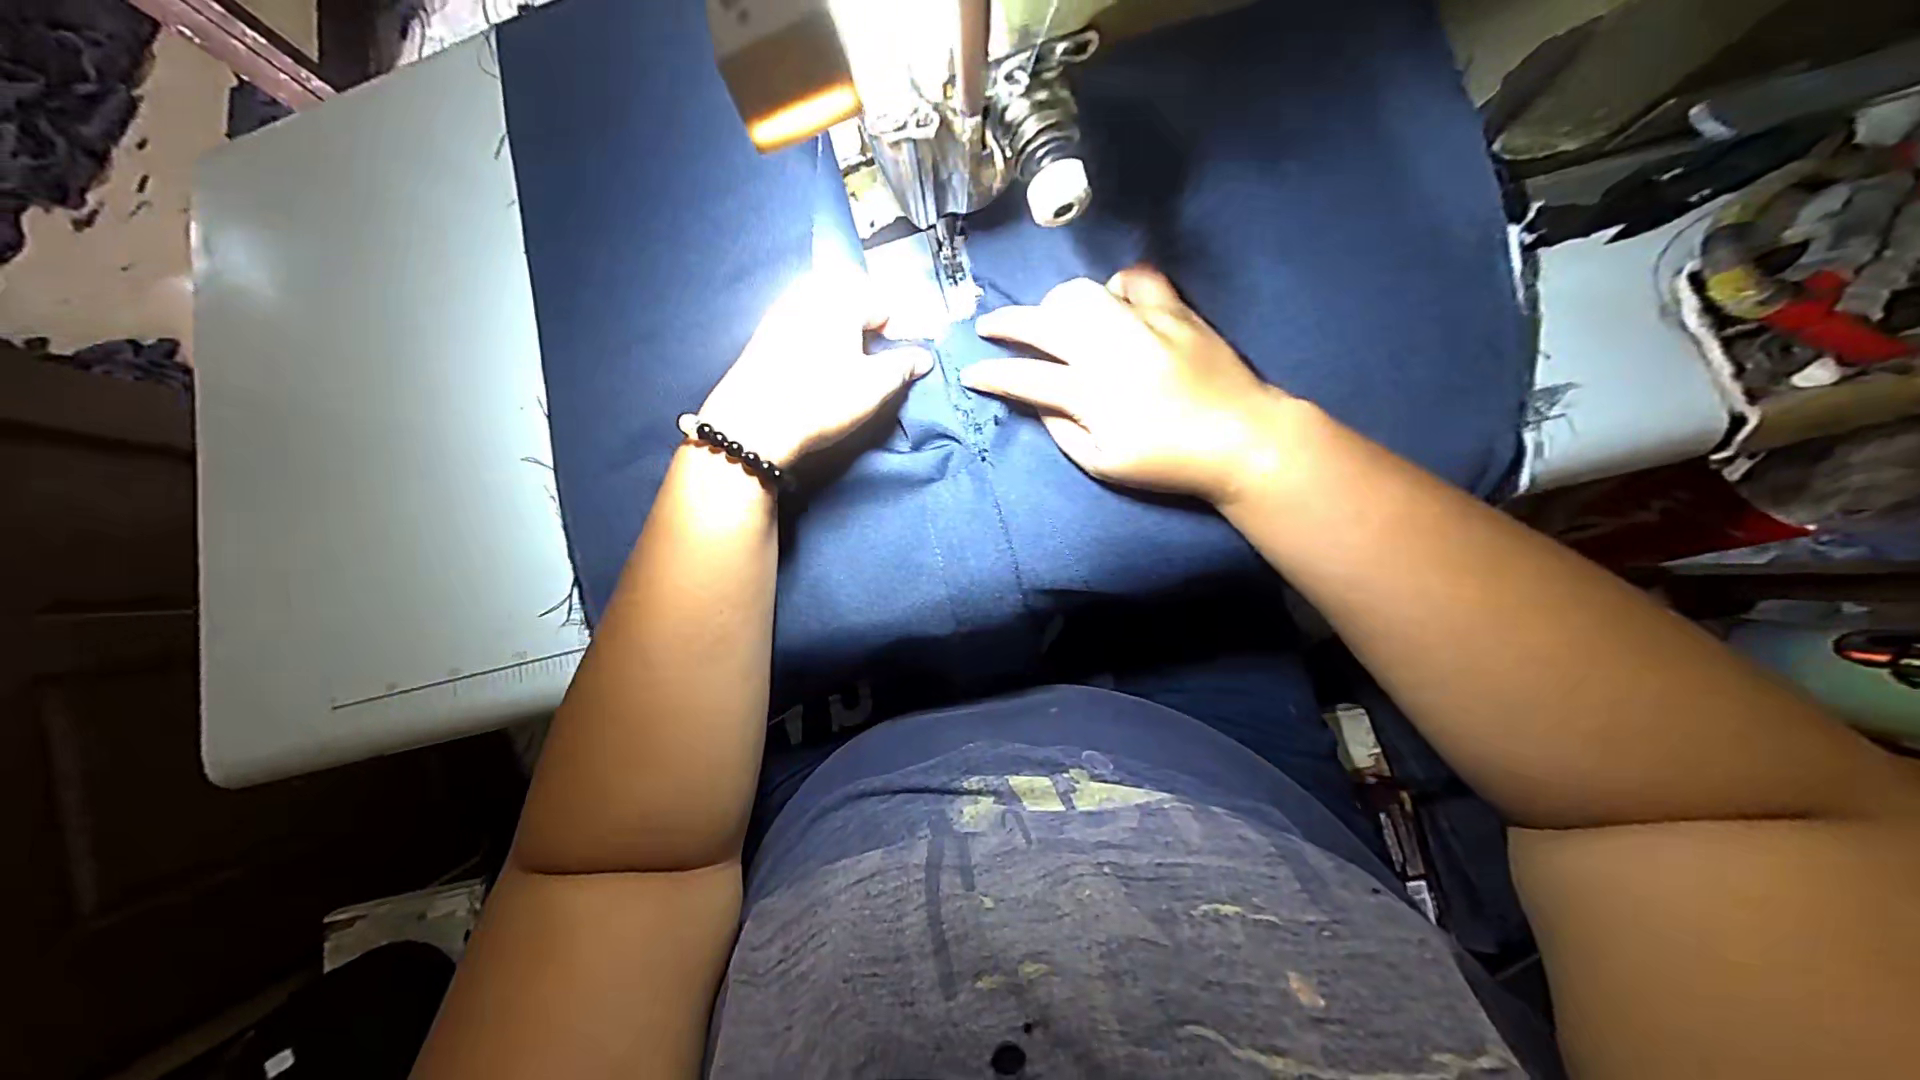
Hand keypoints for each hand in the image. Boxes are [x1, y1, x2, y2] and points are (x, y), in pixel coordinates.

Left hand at [693, 267, 932, 465]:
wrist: (752, 423)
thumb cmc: (819, 400)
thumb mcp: (873, 387)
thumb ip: (902, 366)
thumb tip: (923, 357)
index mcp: (840, 297)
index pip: (882, 302)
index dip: (895, 330)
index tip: (895, 359)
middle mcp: (809, 293)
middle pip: (849, 293)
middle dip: (866, 318)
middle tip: (871, 355)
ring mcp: (782, 309)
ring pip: (822, 304)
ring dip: (840, 325)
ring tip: (846, 361)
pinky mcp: (764, 331)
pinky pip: (800, 319)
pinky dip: (815, 333)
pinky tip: (816, 365)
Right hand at [962, 265, 1303, 505]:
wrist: (1242, 439)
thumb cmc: (1168, 462)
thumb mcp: (1104, 464)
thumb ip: (1064, 432)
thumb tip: (1040, 404)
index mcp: (1089, 393)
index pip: (1024, 377)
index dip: (991, 375)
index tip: (971, 373)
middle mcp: (1108, 349)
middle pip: (1043, 322)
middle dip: (1006, 323)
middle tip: (989, 326)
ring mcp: (1142, 324)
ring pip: (1082, 293)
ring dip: (1055, 303)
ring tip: (1050, 316)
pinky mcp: (1174, 311)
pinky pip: (1137, 279)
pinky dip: (1116, 287)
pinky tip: (1113, 302)